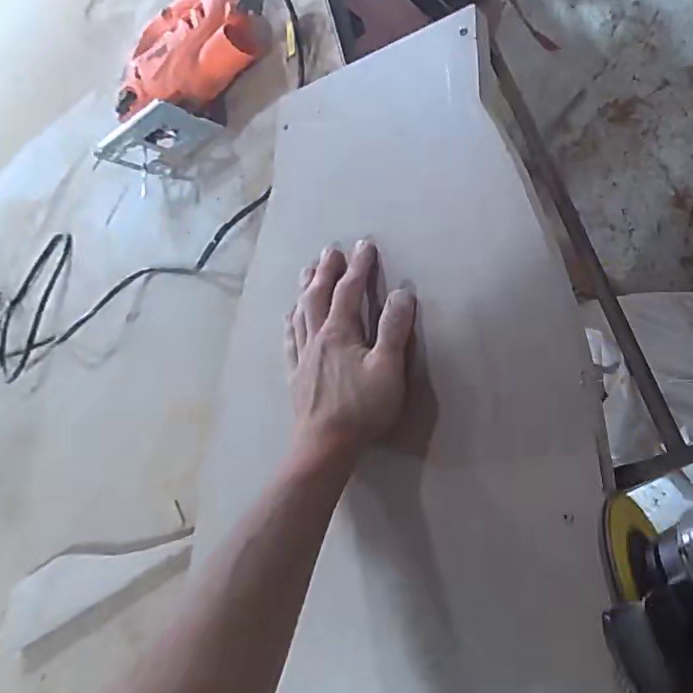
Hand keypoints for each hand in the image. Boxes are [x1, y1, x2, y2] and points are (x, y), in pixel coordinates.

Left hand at [284, 241, 415, 469]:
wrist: (324, 447)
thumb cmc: (363, 407)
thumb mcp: (389, 368)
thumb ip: (395, 329)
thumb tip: (403, 293)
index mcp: (340, 334)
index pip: (349, 292)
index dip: (358, 267)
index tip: (364, 245)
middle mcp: (317, 339)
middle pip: (318, 297)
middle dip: (326, 271)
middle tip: (331, 250)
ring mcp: (303, 357)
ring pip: (301, 314)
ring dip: (305, 289)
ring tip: (307, 271)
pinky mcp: (296, 375)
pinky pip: (290, 340)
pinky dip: (290, 321)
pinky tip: (289, 316)